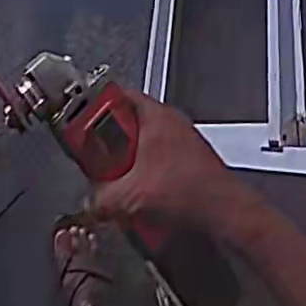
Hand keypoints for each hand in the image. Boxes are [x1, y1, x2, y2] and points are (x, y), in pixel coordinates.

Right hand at [89, 91, 255, 233]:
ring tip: (120, 184)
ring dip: (127, 162)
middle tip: (101, 163)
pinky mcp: (185, 156)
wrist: (222, 209)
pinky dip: (143, 172)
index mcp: (154, 115)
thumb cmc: (189, 189)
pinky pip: (155, 156)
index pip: (119, 96)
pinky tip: (140, 195)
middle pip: (128, 122)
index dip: (97, 109)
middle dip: (111, 144)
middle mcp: (168, 119)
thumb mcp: (128, 196)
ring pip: (141, 142)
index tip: (83, 125)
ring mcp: (178, 136)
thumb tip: (90, 200)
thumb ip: (100, 198)